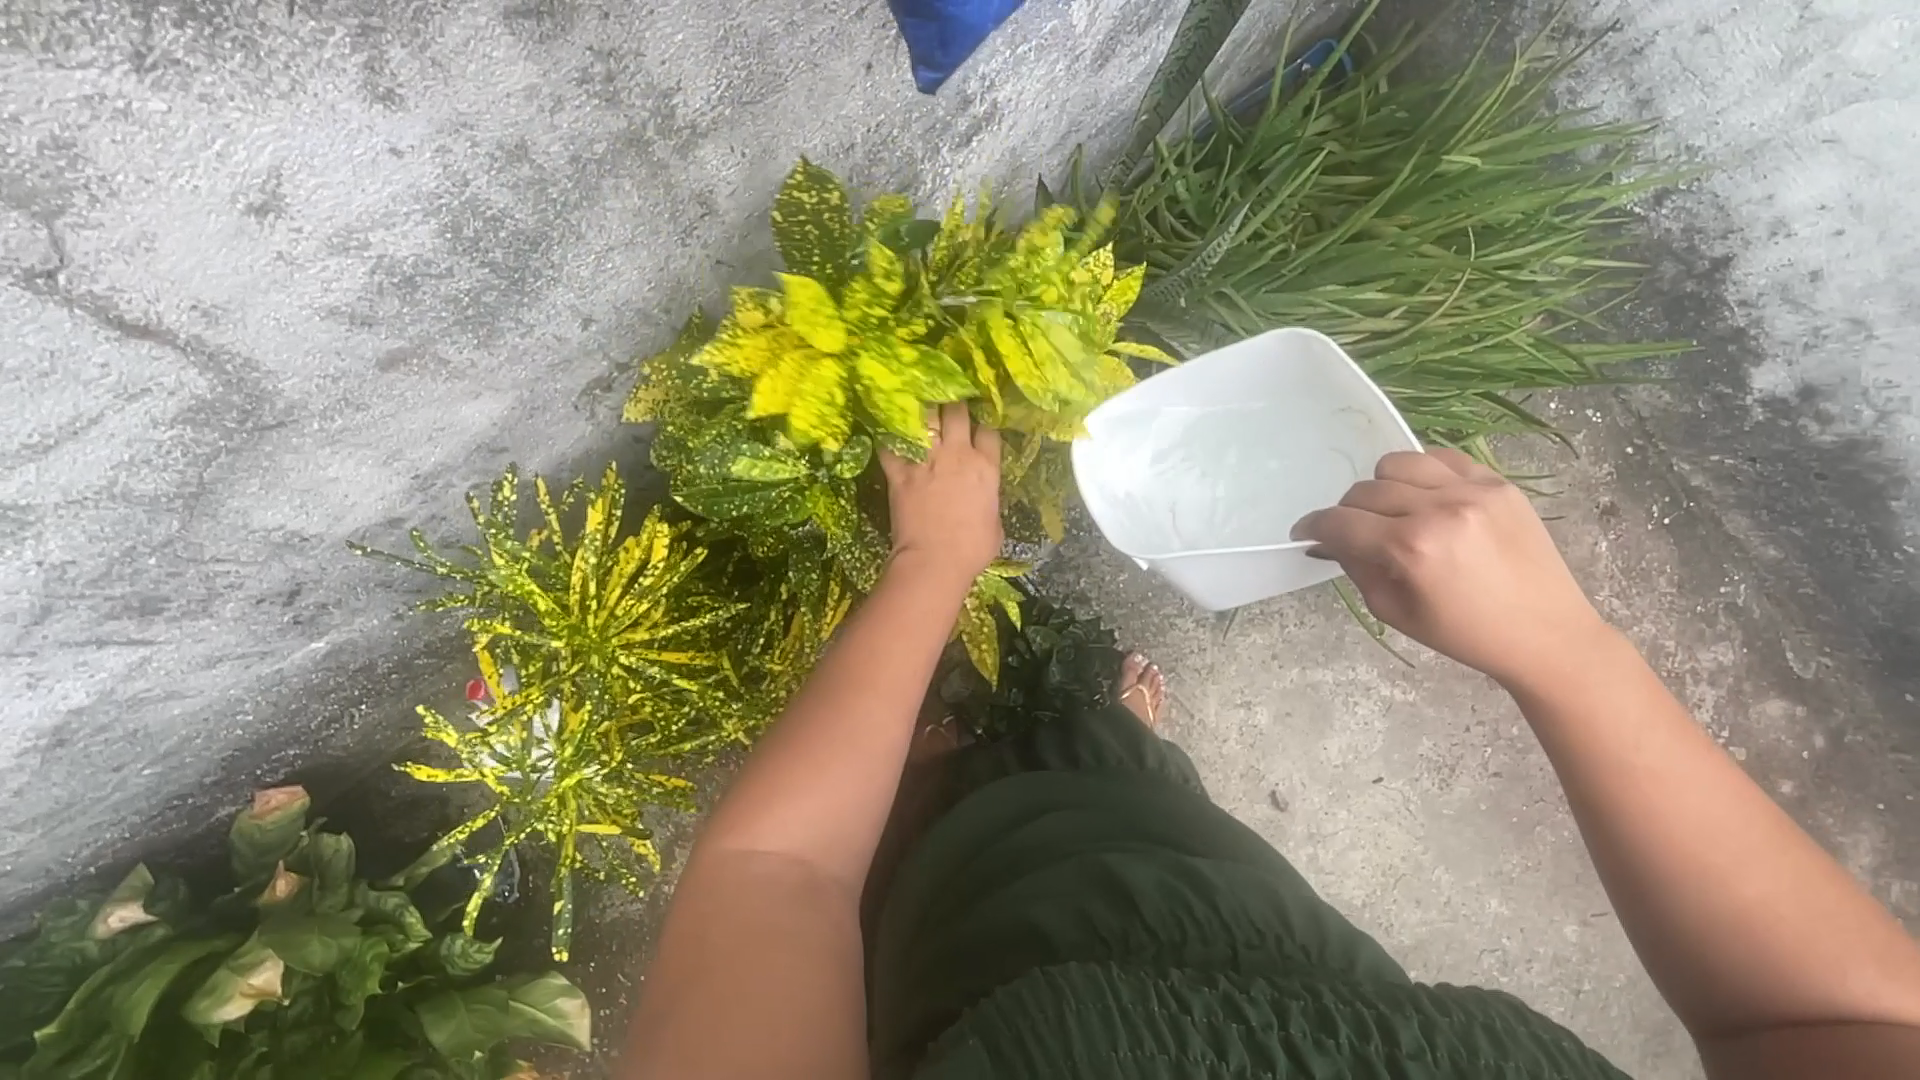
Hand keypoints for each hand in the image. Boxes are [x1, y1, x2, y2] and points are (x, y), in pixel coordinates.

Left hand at [879, 403, 1002, 586]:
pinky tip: (887, 432)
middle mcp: (958, 454)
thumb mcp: (995, 524)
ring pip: (924, 417)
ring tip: (918, 405)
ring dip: (922, 410)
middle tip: (947, 403)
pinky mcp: (899, 471)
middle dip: (953, 404)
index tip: (979, 423)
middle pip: (957, 411)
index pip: (989, 430)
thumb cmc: (972, 549)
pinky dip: (888, 437)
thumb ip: (989, 501)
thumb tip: (984, 499)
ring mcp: (927, 460)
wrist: (935, 561)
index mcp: (986, 467)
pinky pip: (890, 444)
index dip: (984, 422)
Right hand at [1291, 449, 1611, 687]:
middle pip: (1364, 491)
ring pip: (1398, 464)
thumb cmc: (1464, 634)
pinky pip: (1441, 458)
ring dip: (1383, 487)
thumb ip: (1355, 567)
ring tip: (1394, 511)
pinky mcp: (1498, 484)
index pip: (1340, 522)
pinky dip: (1423, 475)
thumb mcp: (1392, 610)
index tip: (1305, 532)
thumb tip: (1329, 540)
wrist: (1547, 633)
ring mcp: (1473, 491)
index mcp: (1411, 548)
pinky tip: (1427, 499)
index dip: (1314, 527)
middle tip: (1357, 534)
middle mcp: (1440, 509)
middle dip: (1349, 513)